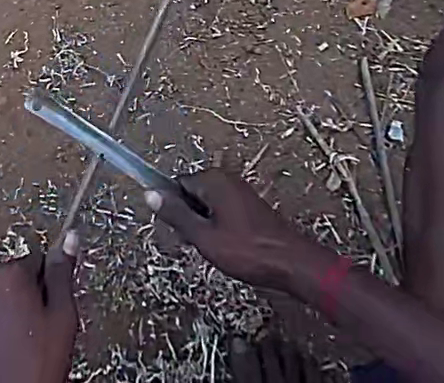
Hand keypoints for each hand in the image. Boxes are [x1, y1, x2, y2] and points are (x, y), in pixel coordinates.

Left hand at [0, 233, 80, 382]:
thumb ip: (64, 274)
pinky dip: (15, 332)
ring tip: (38, 346)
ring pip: (17, 303)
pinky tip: (23, 354)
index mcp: (11, 273)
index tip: (63, 307)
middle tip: (53, 330)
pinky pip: (4, 321)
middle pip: (29, 280)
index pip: (44, 258)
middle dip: (44, 300)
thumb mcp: (61, 315)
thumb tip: (71, 237)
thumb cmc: (33, 363)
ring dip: (30, 318)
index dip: (58, 283)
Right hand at [144, 169, 319, 289]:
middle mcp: (224, 177)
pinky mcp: (250, 204)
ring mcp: (239, 190)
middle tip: (201, 243)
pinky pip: (223, 208)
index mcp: (211, 179)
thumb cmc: (247, 251)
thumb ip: (176, 214)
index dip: (176, 210)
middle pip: (192, 193)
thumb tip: (149, 194)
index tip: (183, 234)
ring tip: (218, 248)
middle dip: (191, 217)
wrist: (295, 264)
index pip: (177, 186)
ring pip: (208, 203)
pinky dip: (220, 225)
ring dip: (206, 223)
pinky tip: (230, 247)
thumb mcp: (204, 237)